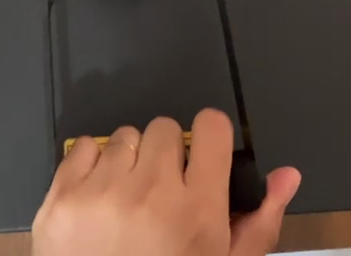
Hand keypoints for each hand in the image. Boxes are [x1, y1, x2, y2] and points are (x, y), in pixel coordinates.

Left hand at [32, 108, 300, 255]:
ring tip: (128, 203)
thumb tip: (288, 176)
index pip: (212, 127)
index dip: (209, 138)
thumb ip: (259, 222)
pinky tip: (98, 201)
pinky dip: (90, 168)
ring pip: (124, 136)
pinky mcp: (62, 198)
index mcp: (197, 212)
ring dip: (128, 162)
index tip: (202, 155)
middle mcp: (151, 193)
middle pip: (165, 128)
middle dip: (165, 155)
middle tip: (160, 193)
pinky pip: (84, 146)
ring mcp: (102, 193)